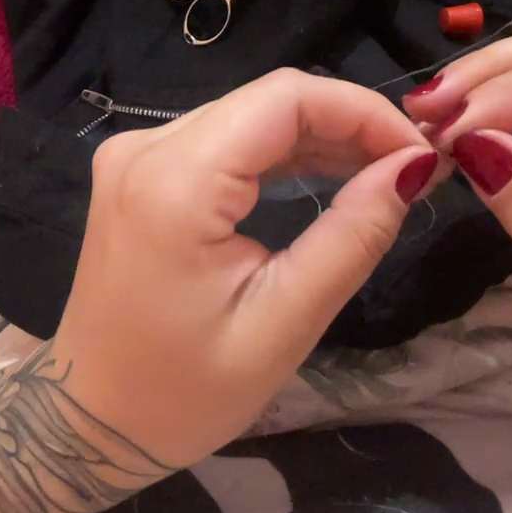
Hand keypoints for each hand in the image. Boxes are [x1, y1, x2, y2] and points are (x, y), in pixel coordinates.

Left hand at [50, 69, 440, 466]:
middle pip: (266, 100)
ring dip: (318, 136)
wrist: (91, 414)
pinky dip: (278, 152)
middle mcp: (146, 147)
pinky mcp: (139, 169)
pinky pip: (223, 139)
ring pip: (248, 115)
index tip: (420, 155)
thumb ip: (350, 236)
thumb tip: (412, 168)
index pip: (284, 98)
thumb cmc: (183, 391)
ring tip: (381, 173)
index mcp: (174, 181)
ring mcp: (136, 153)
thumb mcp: (282, 324)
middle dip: (347, 123)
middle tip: (411, 169)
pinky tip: (325, 174)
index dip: (362, 111)